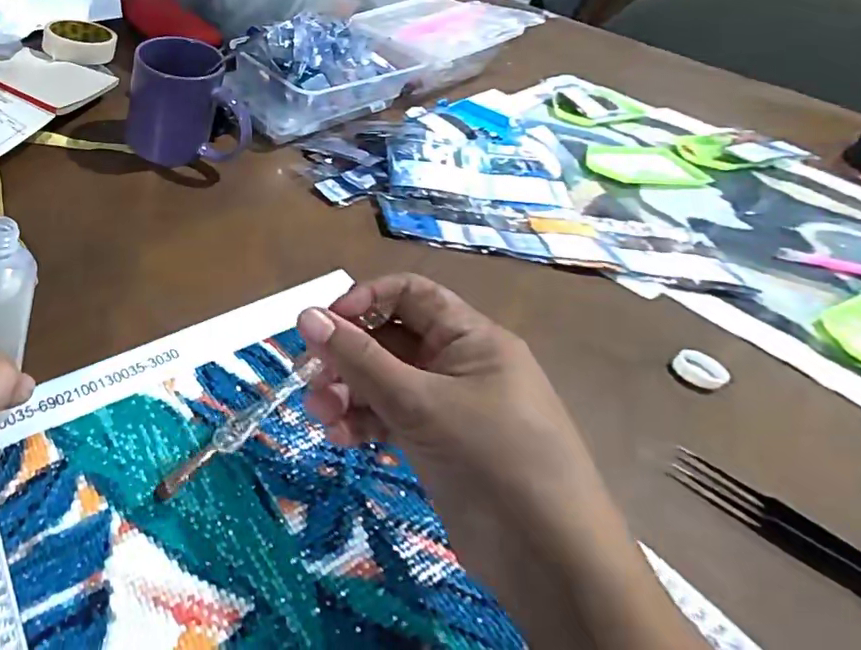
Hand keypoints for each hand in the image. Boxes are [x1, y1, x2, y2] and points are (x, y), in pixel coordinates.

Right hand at [297, 275, 702, 649]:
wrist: (555, 567)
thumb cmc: (494, 460)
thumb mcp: (419, 403)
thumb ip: (358, 358)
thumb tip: (305, 315)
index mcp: (470, 338)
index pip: (409, 293)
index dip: (364, 299)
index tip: (325, 324)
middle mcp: (457, 363)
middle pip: (386, 338)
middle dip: (344, 357)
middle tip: (309, 378)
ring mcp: (446, 405)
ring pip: (381, 379)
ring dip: (345, 392)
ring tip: (321, 415)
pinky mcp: (436, 441)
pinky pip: (387, 415)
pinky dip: (361, 421)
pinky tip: (340, 438)